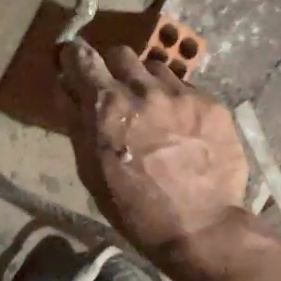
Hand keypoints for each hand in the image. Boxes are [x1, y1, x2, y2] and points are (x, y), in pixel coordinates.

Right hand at [58, 40, 248, 258]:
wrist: (199, 227)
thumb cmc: (131, 205)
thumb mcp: (89, 168)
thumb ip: (76, 123)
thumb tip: (67, 91)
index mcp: (106, 106)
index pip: (82, 57)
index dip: (73, 54)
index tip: (71, 57)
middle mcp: (143, 89)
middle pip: (120, 53)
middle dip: (111, 66)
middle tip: (113, 88)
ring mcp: (182, 94)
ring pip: (155, 68)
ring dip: (145, 81)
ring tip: (150, 108)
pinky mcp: (213, 105)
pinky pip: (186, 89)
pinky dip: (175, 100)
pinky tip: (179, 127)